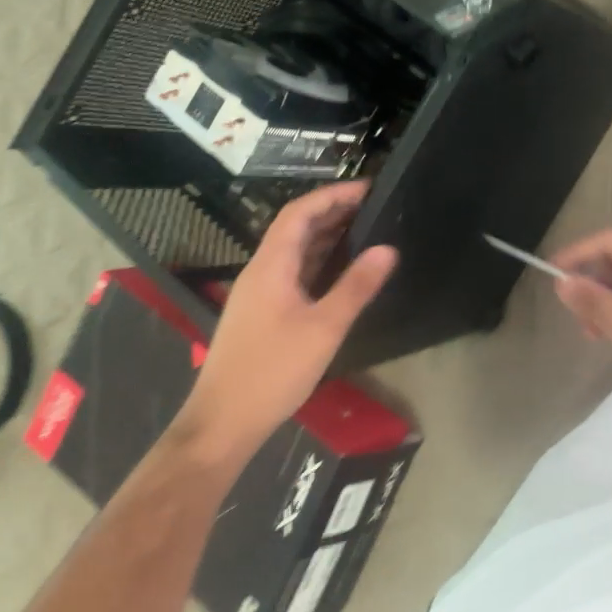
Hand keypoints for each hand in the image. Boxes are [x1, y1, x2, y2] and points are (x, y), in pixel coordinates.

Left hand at [175, 181, 395, 461]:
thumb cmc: (272, 371)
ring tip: (368, 229)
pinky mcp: (263, 313)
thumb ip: (356, 286)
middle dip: (334, 211)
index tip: (370, 188)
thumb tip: (388, 248)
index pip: (299, 213)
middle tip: (376, 206)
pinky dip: (320, 260)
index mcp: (271, 267)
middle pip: (296, 227)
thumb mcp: (324, 328)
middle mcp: (261, 272)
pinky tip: (344, 269)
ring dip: (328, 235)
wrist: (222, 423)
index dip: (333, 195)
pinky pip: (294, 271)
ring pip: (295, 250)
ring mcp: (259, 293)